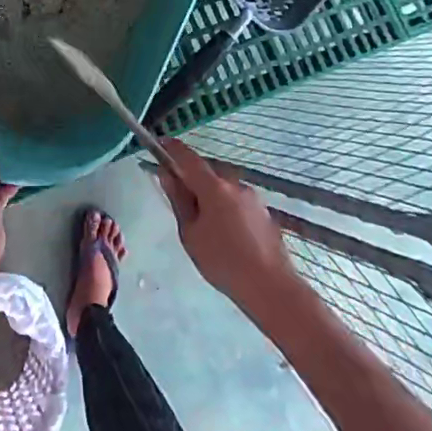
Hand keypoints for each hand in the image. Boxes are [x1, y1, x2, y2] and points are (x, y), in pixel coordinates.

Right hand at [156, 138, 298, 314]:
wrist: (271, 286)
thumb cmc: (222, 261)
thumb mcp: (190, 233)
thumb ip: (178, 200)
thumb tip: (167, 174)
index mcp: (214, 187)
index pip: (188, 158)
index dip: (172, 149)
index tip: (160, 144)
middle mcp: (235, 184)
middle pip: (207, 173)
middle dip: (192, 180)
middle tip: (182, 204)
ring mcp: (253, 197)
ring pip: (223, 188)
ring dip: (210, 196)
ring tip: (206, 228)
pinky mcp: (263, 211)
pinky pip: (237, 201)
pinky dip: (226, 208)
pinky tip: (227, 235)